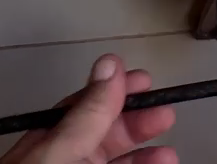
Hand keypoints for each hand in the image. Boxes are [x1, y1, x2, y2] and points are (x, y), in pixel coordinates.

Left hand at [0, 54, 177, 163]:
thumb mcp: (60, 155)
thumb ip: (87, 113)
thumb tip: (109, 63)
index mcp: (48, 145)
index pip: (85, 106)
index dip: (116, 89)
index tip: (145, 81)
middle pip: (103, 136)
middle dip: (137, 123)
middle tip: (165, 116)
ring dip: (142, 159)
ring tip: (168, 157)